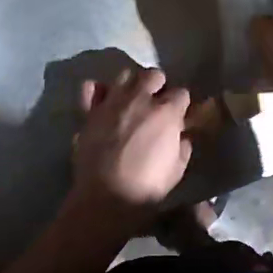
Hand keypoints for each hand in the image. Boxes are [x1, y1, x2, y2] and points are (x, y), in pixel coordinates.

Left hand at [71, 67, 192, 218]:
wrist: (107, 197)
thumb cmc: (148, 187)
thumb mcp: (177, 169)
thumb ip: (182, 145)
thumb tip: (181, 135)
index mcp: (166, 112)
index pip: (181, 93)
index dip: (181, 104)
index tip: (179, 115)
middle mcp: (140, 99)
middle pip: (154, 75)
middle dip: (158, 86)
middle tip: (156, 104)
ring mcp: (112, 102)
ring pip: (125, 75)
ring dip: (132, 84)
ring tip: (132, 99)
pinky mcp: (90, 111)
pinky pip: (90, 87)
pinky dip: (98, 90)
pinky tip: (104, 101)